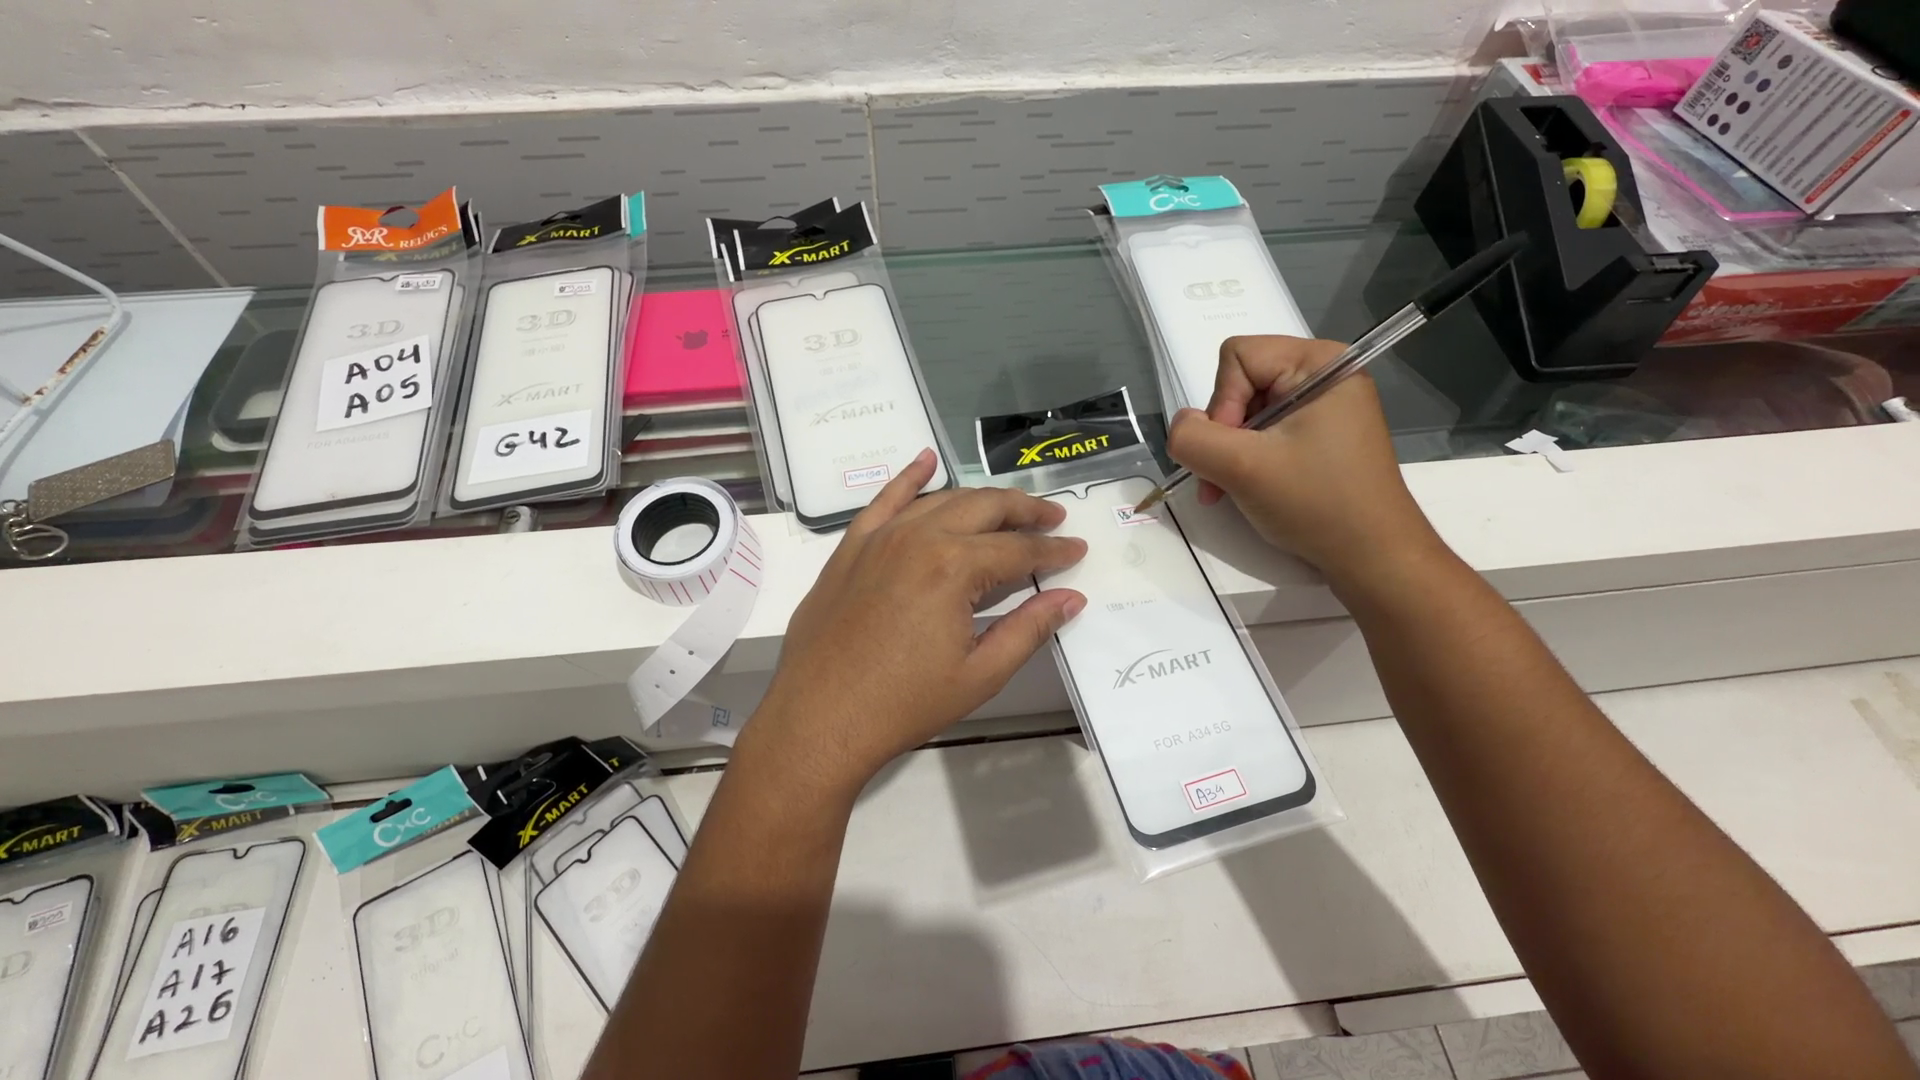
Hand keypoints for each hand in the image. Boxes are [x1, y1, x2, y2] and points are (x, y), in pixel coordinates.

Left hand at [748, 449, 1087, 795]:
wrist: (820, 717)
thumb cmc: (904, 703)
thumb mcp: (980, 674)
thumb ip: (1029, 629)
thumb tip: (1070, 598)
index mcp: (954, 567)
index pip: (1018, 549)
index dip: (1053, 551)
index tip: (1078, 550)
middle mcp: (919, 537)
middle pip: (985, 509)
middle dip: (1025, 511)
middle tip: (1053, 519)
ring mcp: (880, 538)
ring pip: (941, 501)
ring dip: (980, 500)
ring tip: (1007, 508)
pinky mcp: (851, 548)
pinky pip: (883, 501)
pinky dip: (908, 478)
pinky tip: (925, 460)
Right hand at [1165, 335, 1441, 588]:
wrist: (1374, 557)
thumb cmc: (1315, 503)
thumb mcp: (1241, 467)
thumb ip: (1193, 438)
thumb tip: (1182, 427)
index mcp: (1320, 363)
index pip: (1236, 357)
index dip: (1220, 403)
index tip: (1233, 451)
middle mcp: (1325, 376)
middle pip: (1239, 383)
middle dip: (1223, 433)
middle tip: (1225, 477)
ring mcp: (1325, 407)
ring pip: (1246, 412)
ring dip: (1230, 452)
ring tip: (1233, 489)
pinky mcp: (1322, 436)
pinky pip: (1266, 432)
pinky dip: (1248, 460)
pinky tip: (1250, 489)